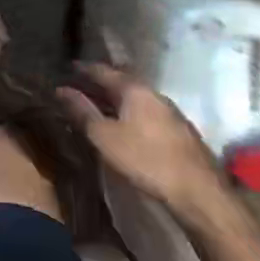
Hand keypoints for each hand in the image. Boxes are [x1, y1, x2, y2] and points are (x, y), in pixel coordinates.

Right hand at [58, 62, 228, 223]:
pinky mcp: (179, 130)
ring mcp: (170, 112)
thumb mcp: (104, 136)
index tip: (67, 68)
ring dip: (115, 98)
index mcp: (135, 90)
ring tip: (97, 104)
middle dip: (100, 82)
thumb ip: (82, 111)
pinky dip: (129, 111)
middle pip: (122, 81)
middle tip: (79, 85)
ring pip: (135, 97)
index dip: (83, 68)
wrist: (198, 192)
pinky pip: (146, 110)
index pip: (103, 70)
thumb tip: (61, 89)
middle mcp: (154, 94)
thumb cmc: (145, 159)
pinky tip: (123, 123)